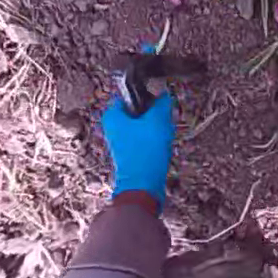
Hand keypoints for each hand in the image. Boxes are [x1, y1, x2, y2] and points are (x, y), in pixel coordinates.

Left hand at [101, 91, 174, 206]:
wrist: (143, 184)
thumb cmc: (145, 153)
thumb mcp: (157, 120)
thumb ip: (162, 103)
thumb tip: (164, 95)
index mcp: (112, 116)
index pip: (129, 94)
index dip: (146, 94)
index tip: (158, 99)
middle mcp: (112, 128)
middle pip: (138, 110)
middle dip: (154, 113)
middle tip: (163, 117)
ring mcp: (121, 141)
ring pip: (144, 124)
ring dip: (156, 127)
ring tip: (164, 133)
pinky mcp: (131, 152)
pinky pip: (145, 138)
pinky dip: (155, 139)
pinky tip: (162, 145)